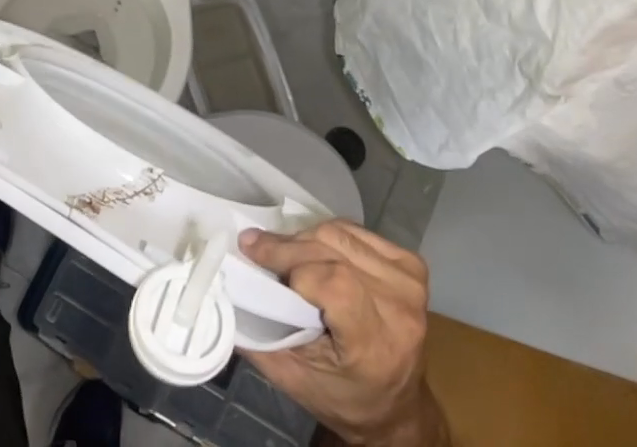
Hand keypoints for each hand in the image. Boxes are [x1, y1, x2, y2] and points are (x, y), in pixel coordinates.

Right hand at [240, 221, 448, 446]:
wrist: (397, 406)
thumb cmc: (341, 397)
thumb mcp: (292, 378)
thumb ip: (257, 336)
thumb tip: (223, 287)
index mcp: (373, 345)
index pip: (333, 281)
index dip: (289, 264)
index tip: (252, 256)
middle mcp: (399, 309)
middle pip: (332, 250)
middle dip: (286, 246)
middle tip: (253, 246)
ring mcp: (410, 283)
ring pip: (341, 233)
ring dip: (304, 238)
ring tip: (283, 253)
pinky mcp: (412, 266)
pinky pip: (357, 231)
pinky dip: (328, 235)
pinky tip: (314, 251)